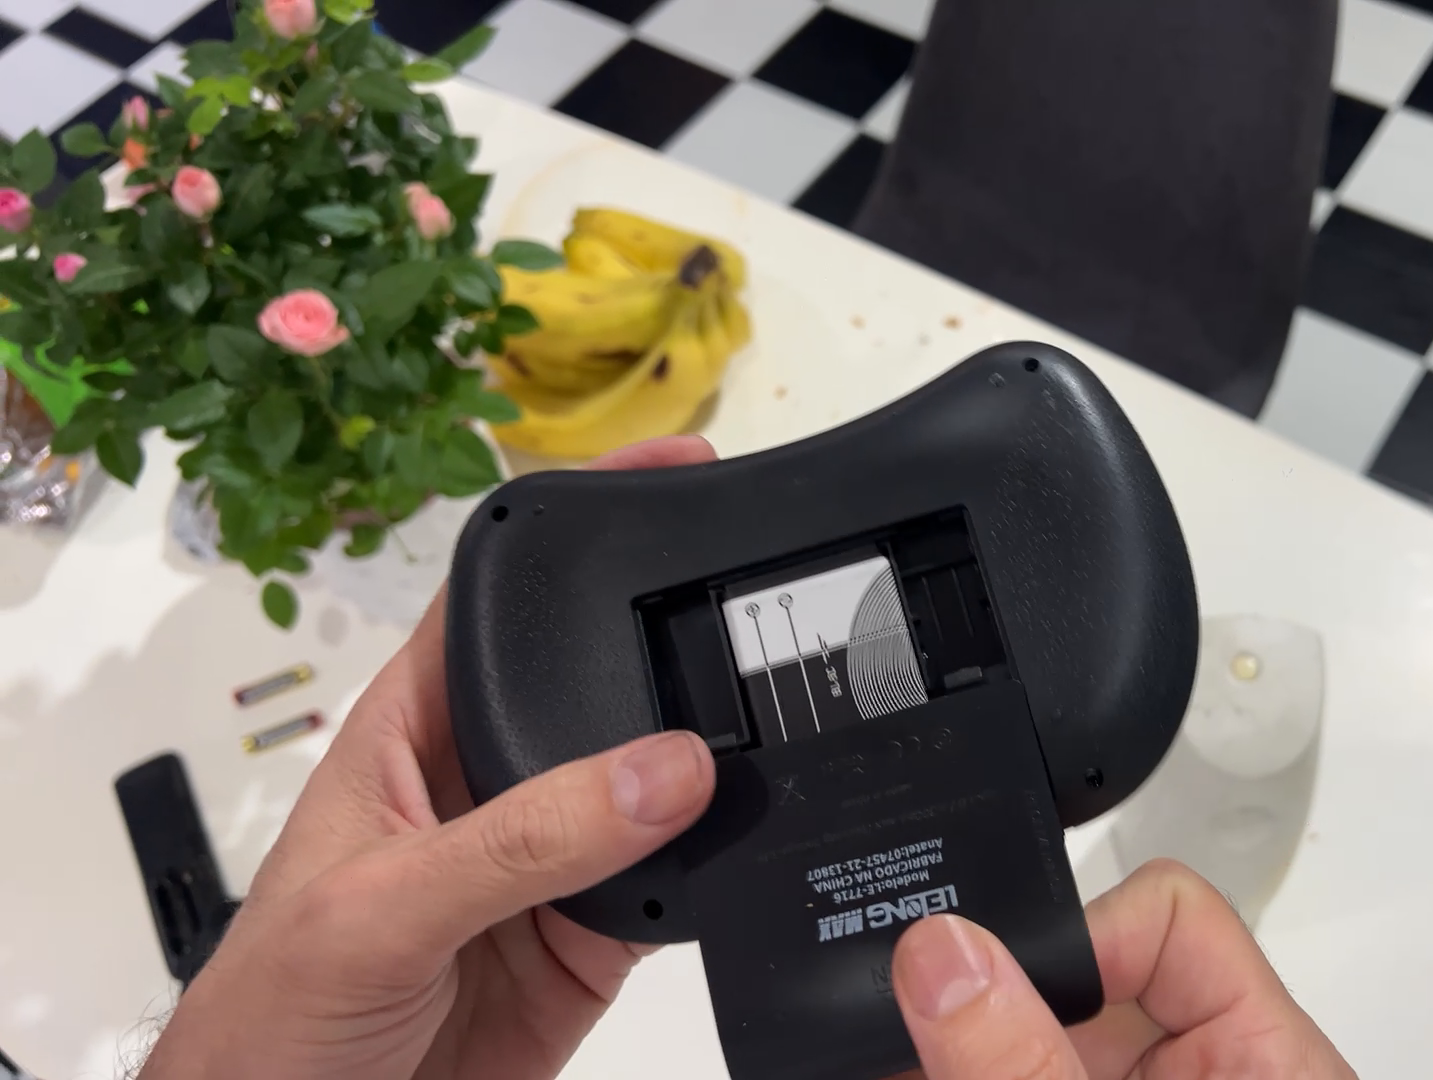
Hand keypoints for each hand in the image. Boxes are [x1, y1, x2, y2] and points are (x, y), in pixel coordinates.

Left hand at [143, 436, 721, 1079]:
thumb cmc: (275, 1027)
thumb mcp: (377, 912)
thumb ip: (520, 839)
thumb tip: (670, 770)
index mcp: (432, 720)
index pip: (513, 590)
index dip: (589, 515)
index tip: (677, 470)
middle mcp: (514, 761)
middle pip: (617, 665)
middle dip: (687, 619)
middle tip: (769, 582)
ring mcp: (574, 833)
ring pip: (669, 761)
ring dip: (729, 736)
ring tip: (797, 694)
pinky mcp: (618, 906)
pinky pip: (696, 852)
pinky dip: (738, 835)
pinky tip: (777, 811)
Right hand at [891, 859, 1356, 1078]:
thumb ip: (1033, 1064)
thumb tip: (945, 955)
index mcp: (1260, 1057)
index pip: (1172, 911)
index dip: (1081, 927)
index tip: (998, 973)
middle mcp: (1192, 1066)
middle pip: (1073, 975)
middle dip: (986, 997)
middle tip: (901, 1018)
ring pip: (1017, 1033)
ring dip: (953, 1044)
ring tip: (884, 1046)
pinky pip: (1003, 1069)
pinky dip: (952, 1069)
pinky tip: (902, 1065)